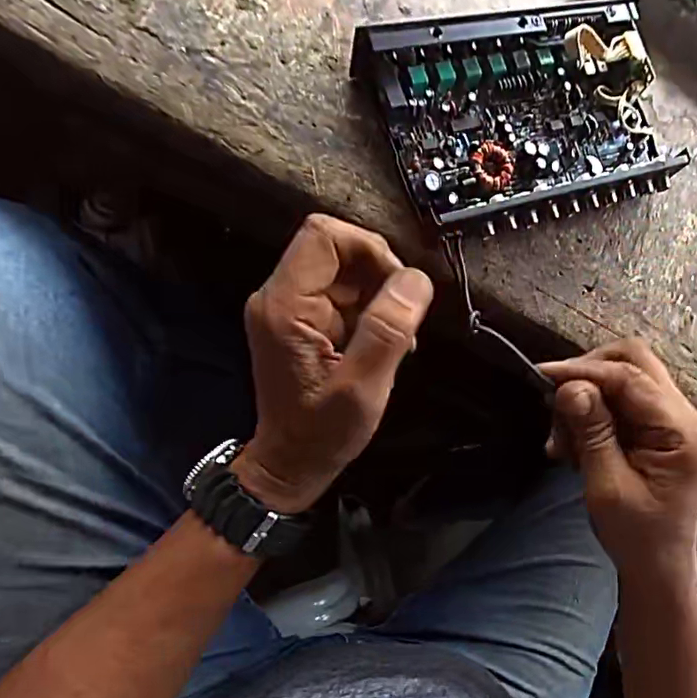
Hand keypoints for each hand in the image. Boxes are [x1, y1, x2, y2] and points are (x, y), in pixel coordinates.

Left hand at [238, 214, 432, 512]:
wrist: (292, 461)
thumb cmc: (323, 432)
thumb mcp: (363, 387)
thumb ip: (388, 330)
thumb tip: (417, 280)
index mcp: (285, 306)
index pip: (324, 236)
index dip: (369, 249)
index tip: (399, 287)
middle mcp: (280, 296)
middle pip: (336, 249)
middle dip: (380, 276)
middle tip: (404, 317)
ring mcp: (289, 307)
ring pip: (344, 271)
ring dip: (379, 296)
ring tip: (396, 339)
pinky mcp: (302, 319)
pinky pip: (342, 294)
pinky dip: (371, 310)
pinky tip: (382, 343)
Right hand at [539, 339, 696, 576]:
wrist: (659, 567)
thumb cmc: (636, 536)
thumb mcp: (607, 486)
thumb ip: (592, 432)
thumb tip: (571, 386)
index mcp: (683, 432)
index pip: (632, 377)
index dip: (585, 371)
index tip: (544, 376)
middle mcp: (686, 417)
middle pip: (635, 363)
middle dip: (589, 376)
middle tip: (556, 405)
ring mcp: (676, 421)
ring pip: (625, 379)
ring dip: (587, 399)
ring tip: (562, 441)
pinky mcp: (661, 430)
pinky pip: (624, 402)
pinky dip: (594, 414)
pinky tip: (575, 444)